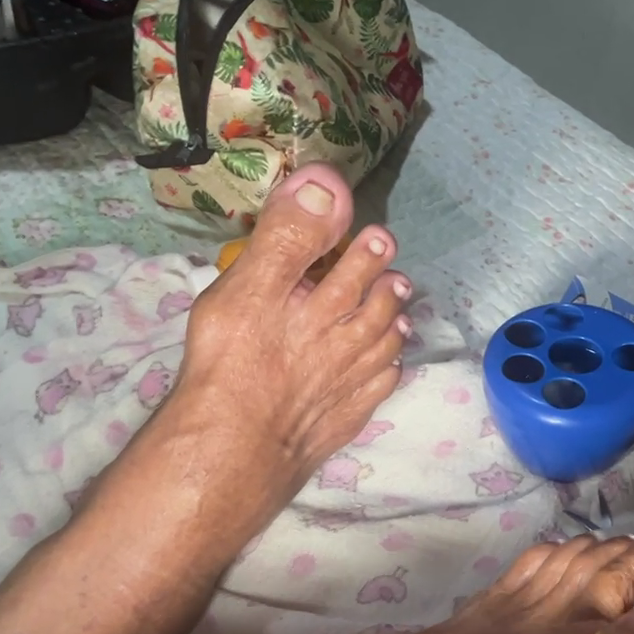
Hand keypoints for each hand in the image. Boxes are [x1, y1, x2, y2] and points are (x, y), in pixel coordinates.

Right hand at [117, 163, 410, 539]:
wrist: (234, 447)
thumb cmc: (230, 361)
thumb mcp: (247, 286)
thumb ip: (289, 236)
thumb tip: (327, 186)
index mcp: (319, 307)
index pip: (352, 270)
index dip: (368, 251)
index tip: (379, 237)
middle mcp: (343, 343)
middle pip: (374, 311)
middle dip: (388, 288)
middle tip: (398, 277)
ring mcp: (347, 385)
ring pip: (382, 349)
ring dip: (395, 327)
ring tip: (403, 314)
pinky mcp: (344, 420)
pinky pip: (377, 392)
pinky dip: (388, 373)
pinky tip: (391, 367)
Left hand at [434, 528, 633, 633]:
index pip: (608, 588)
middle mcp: (534, 615)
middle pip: (586, 569)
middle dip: (628, 551)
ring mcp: (508, 604)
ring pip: (559, 561)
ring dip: (597, 549)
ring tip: (632, 543)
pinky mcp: (484, 604)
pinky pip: (526, 568)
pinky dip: (553, 554)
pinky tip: (568, 552)